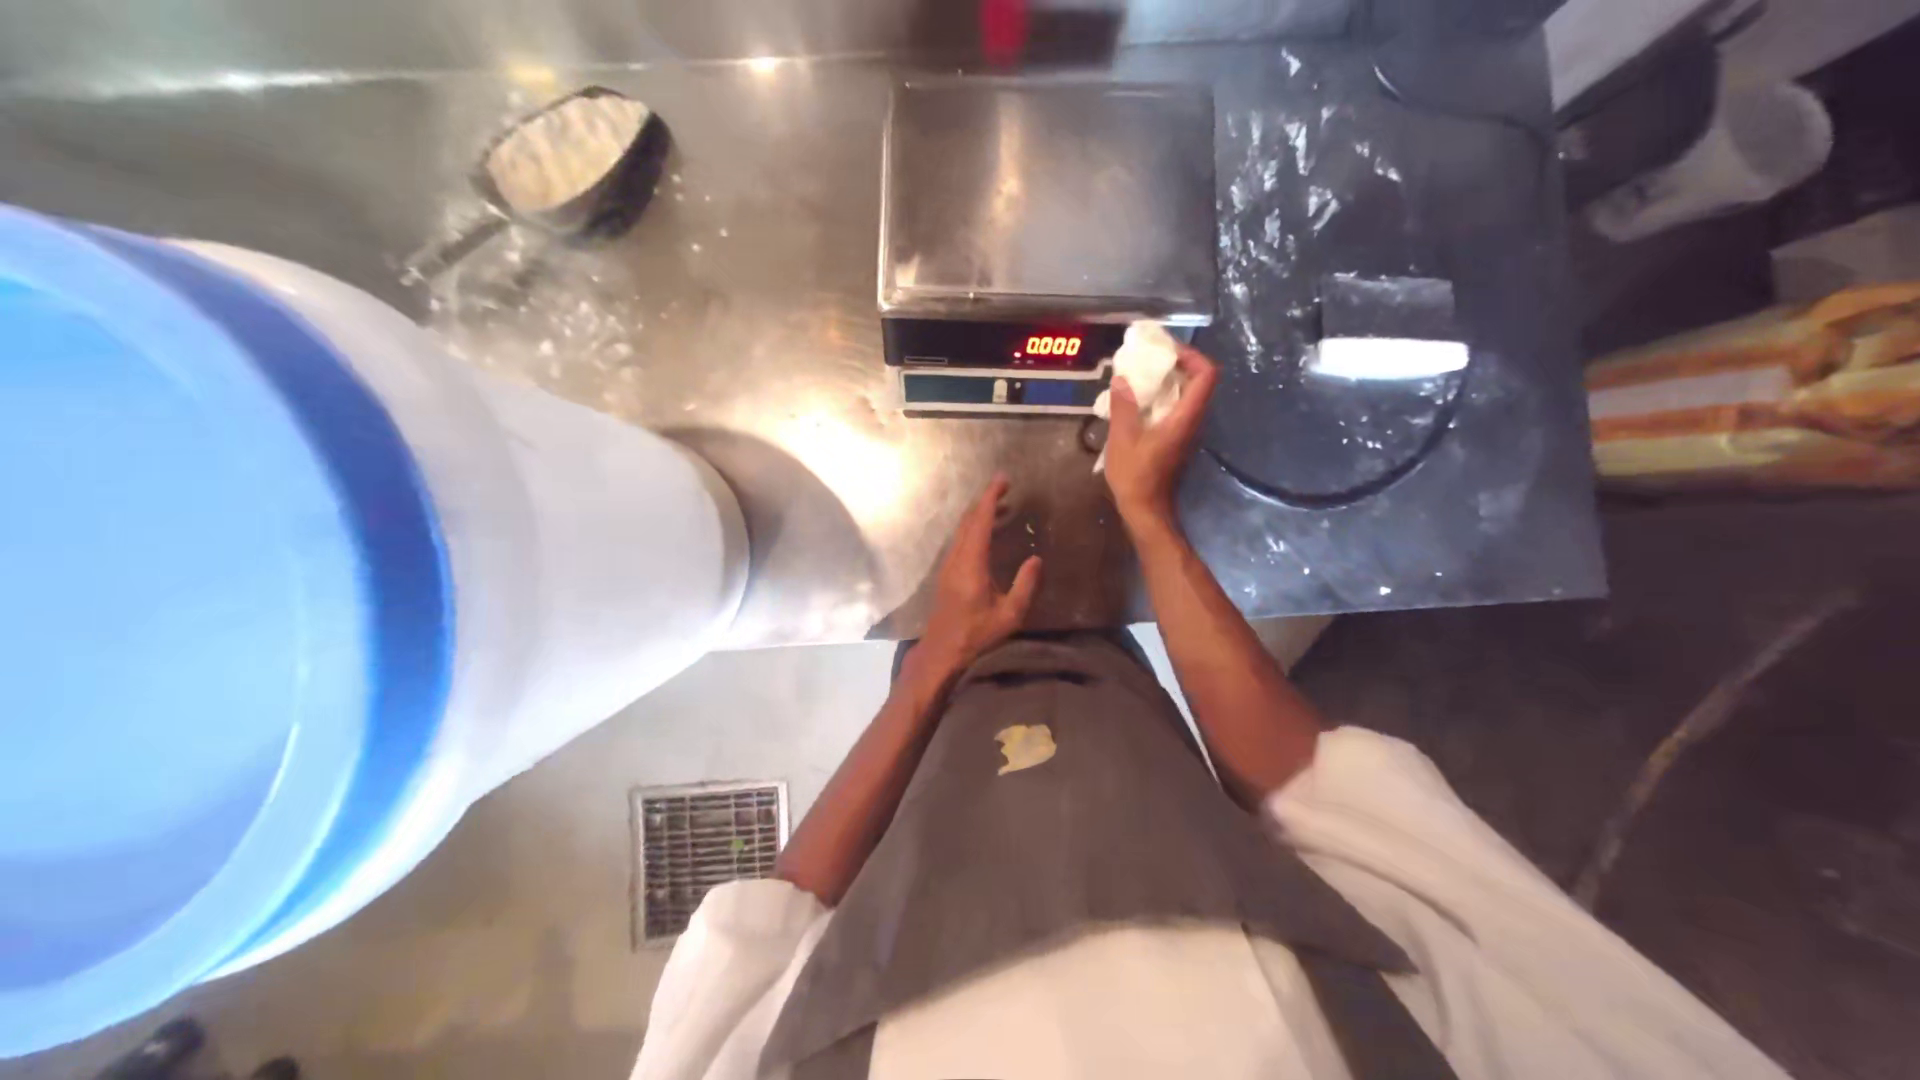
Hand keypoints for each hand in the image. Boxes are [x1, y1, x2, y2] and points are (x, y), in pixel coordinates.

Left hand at [917, 475, 1042, 676]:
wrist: (942, 650)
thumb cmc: (976, 635)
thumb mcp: (1010, 615)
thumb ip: (1025, 586)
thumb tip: (1036, 559)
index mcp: (971, 565)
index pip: (980, 522)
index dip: (990, 498)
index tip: (1003, 480)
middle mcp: (956, 559)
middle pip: (968, 520)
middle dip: (985, 500)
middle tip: (1004, 486)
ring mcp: (948, 565)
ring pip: (962, 529)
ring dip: (979, 513)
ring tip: (1000, 505)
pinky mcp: (947, 573)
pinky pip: (960, 539)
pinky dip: (974, 527)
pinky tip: (986, 531)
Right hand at [1104, 345, 1218, 529]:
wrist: (1145, 509)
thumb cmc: (1136, 476)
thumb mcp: (1123, 439)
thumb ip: (1124, 406)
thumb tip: (1122, 378)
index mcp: (1185, 418)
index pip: (1206, 375)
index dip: (1191, 355)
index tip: (1165, 349)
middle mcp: (1192, 421)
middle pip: (1199, 380)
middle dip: (1178, 362)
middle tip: (1149, 357)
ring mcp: (1186, 430)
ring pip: (1188, 394)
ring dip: (1169, 378)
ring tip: (1141, 373)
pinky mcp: (1176, 438)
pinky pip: (1177, 406)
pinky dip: (1163, 395)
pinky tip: (1138, 398)